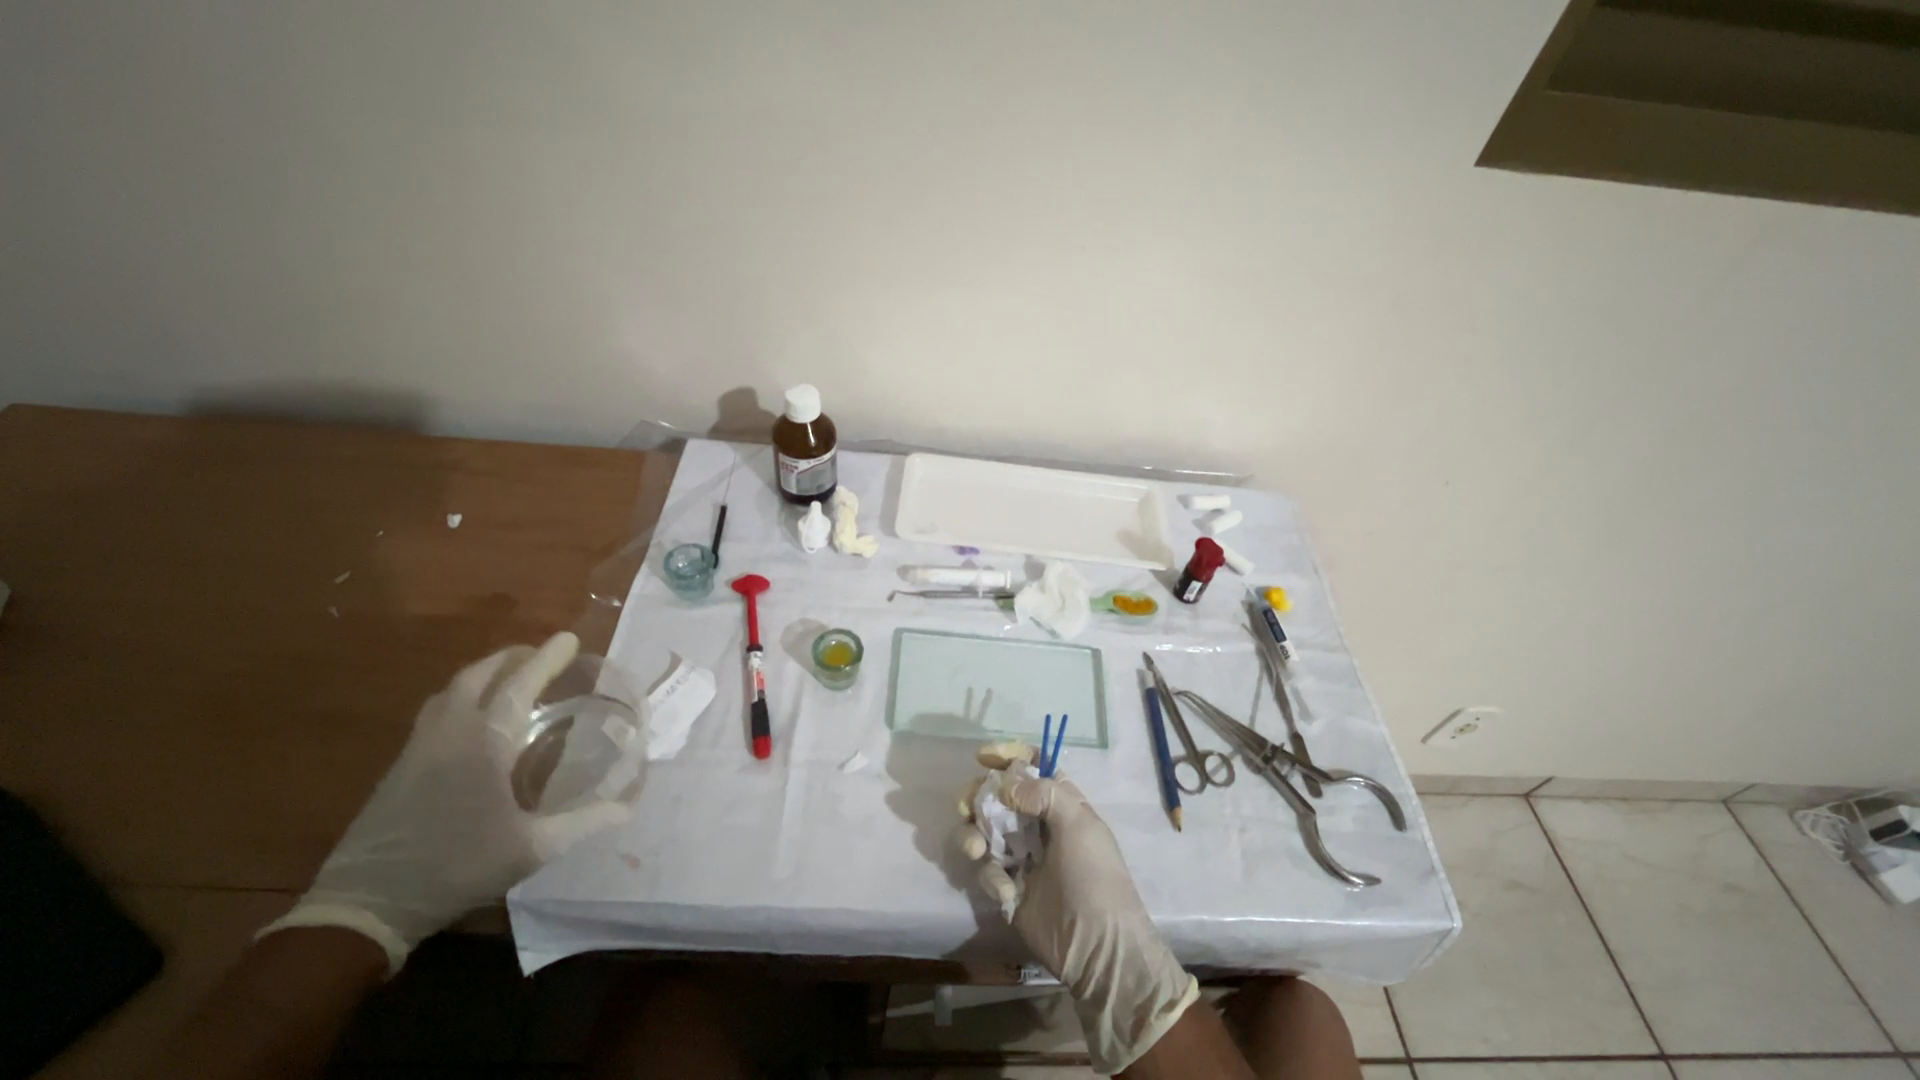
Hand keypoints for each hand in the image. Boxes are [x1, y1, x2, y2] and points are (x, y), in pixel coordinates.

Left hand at [258, 632, 631, 974]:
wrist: (368, 901)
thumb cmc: (458, 867)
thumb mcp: (531, 850)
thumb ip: (582, 824)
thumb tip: (627, 809)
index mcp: (483, 742)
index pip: (519, 684)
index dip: (547, 659)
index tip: (569, 638)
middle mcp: (450, 731)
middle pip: (480, 675)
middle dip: (512, 658)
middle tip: (542, 655)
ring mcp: (419, 746)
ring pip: (452, 689)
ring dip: (484, 673)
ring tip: (510, 676)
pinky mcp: (401, 765)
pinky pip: (437, 710)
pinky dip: (463, 695)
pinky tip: (475, 718)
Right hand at [956, 741, 1198, 1074]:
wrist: (1096, 945)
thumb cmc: (1094, 876)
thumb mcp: (1078, 824)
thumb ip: (1043, 793)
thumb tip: (1005, 784)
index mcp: (1061, 804)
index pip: (1033, 766)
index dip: (1009, 756)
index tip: (984, 757)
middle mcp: (1038, 825)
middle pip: (997, 796)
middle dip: (978, 797)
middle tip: (967, 805)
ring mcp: (1021, 856)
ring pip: (982, 831)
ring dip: (972, 835)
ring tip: (976, 850)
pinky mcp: (1007, 887)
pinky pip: (985, 869)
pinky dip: (990, 876)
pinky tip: (1005, 891)